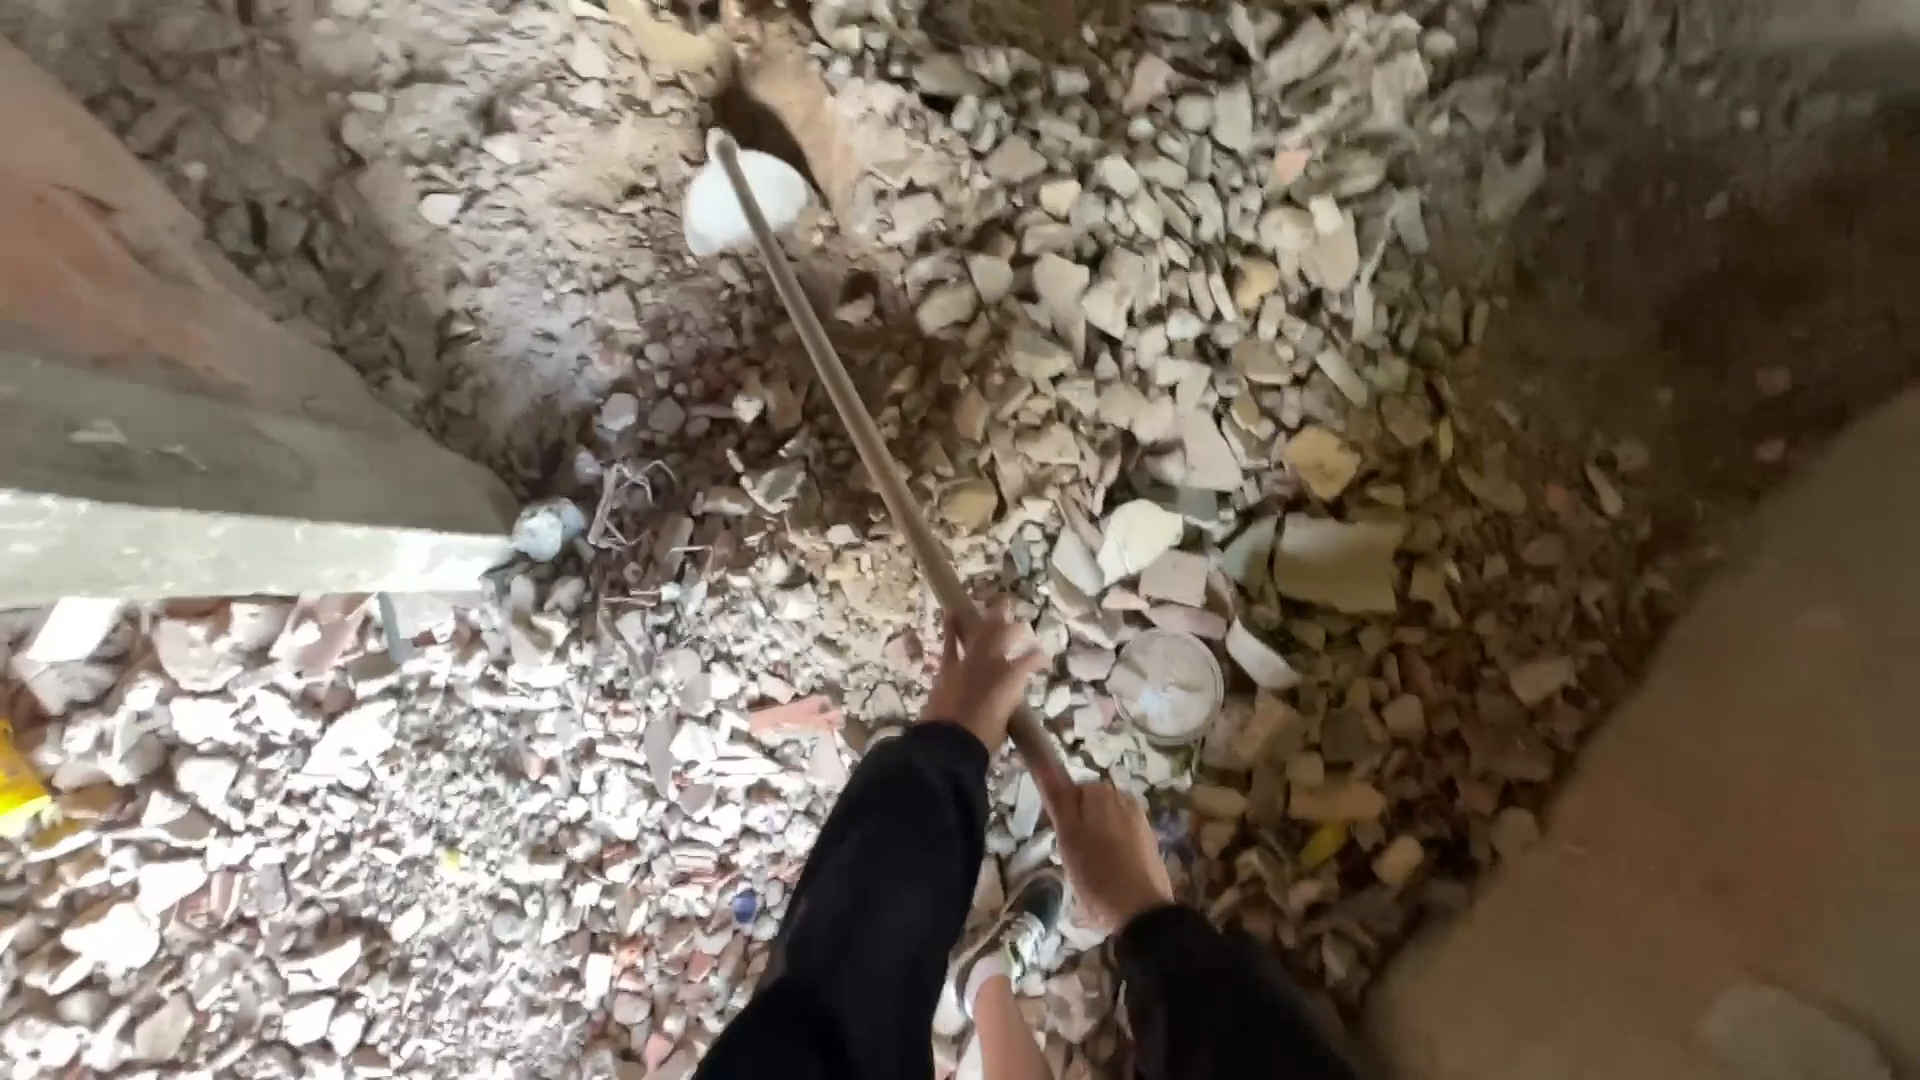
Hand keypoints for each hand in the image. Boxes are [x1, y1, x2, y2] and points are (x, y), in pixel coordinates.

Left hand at [923, 606, 1045, 751]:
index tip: (1043, 661)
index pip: (1031, 661)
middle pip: (1007, 636)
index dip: (1039, 660)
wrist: (949, 743)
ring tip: (1000, 602)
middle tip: (1022, 624)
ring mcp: (968, 662)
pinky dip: (950, 627)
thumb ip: (1006, 703)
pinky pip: (950, 643)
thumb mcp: (1004, 721)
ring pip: (982, 632)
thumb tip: (1004, 699)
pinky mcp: (948, 668)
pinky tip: (950, 611)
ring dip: (991, 617)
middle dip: (1016, 628)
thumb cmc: (984, 739)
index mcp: (1012, 678)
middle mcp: (993, 663)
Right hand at [1048, 782, 1175, 931]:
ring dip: (1097, 841)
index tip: (1065, 844)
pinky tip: (1111, 875)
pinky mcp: (1150, 841)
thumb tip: (1042, 759)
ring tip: (1093, 872)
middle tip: (1076, 860)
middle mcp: (1124, 797)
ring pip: (1106, 823)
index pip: (1071, 794)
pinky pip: (1122, 837)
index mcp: (1102, 793)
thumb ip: (1057, 797)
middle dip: (1081, 828)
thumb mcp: (1068, 836)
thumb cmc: (1097, 873)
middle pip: (1090, 807)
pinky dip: (1114, 852)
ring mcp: (1140, 819)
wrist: (1142, 912)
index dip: (1065, 819)